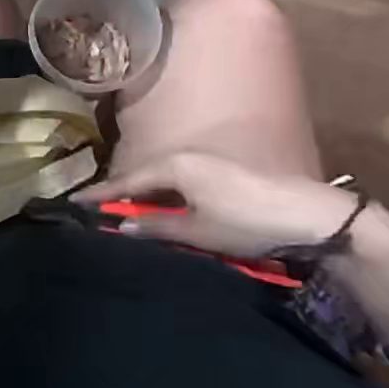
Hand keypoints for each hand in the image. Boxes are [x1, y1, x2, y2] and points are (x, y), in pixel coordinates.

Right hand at [72, 152, 356, 260]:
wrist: (315, 216)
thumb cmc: (249, 221)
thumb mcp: (199, 230)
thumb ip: (156, 227)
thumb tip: (122, 225)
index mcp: (173, 165)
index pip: (125, 182)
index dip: (99, 195)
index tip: (73, 202)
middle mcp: (185, 157)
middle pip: (142, 178)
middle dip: (119, 196)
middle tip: (96, 212)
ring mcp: (205, 163)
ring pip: (161, 181)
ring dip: (143, 198)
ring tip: (124, 215)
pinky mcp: (222, 174)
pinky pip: (179, 183)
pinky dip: (163, 197)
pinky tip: (160, 211)